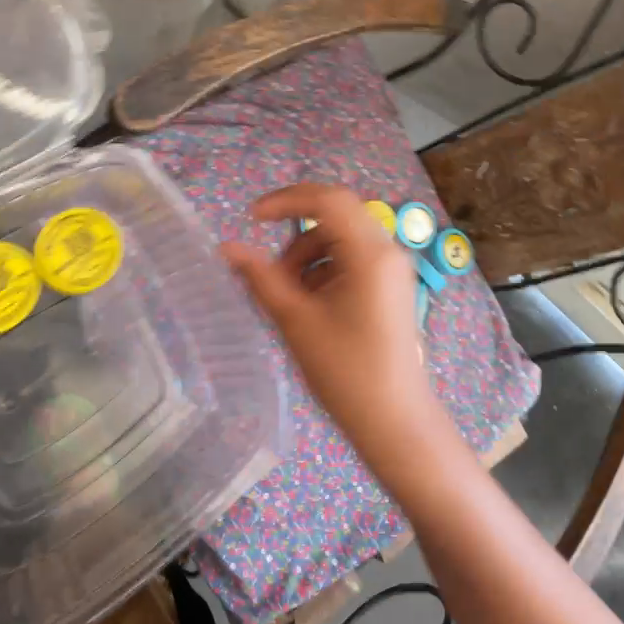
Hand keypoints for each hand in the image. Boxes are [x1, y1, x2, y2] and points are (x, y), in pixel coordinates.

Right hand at [222, 183, 441, 461]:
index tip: (252, 218)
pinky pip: (352, 261)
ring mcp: (393, 270)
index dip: (286, 200)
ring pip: (341, 240)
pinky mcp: (390, 288)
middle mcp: (387, 251)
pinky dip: (325, 272)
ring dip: (308, 257)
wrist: (396, 424)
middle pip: (335, 217)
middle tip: (270, 272)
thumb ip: (260, 278)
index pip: (327, 199)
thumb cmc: (346, 372)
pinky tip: (309, 307)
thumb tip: (226, 248)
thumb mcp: (295, 321)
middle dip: (295, 237)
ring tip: (288, 298)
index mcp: (370, 252)